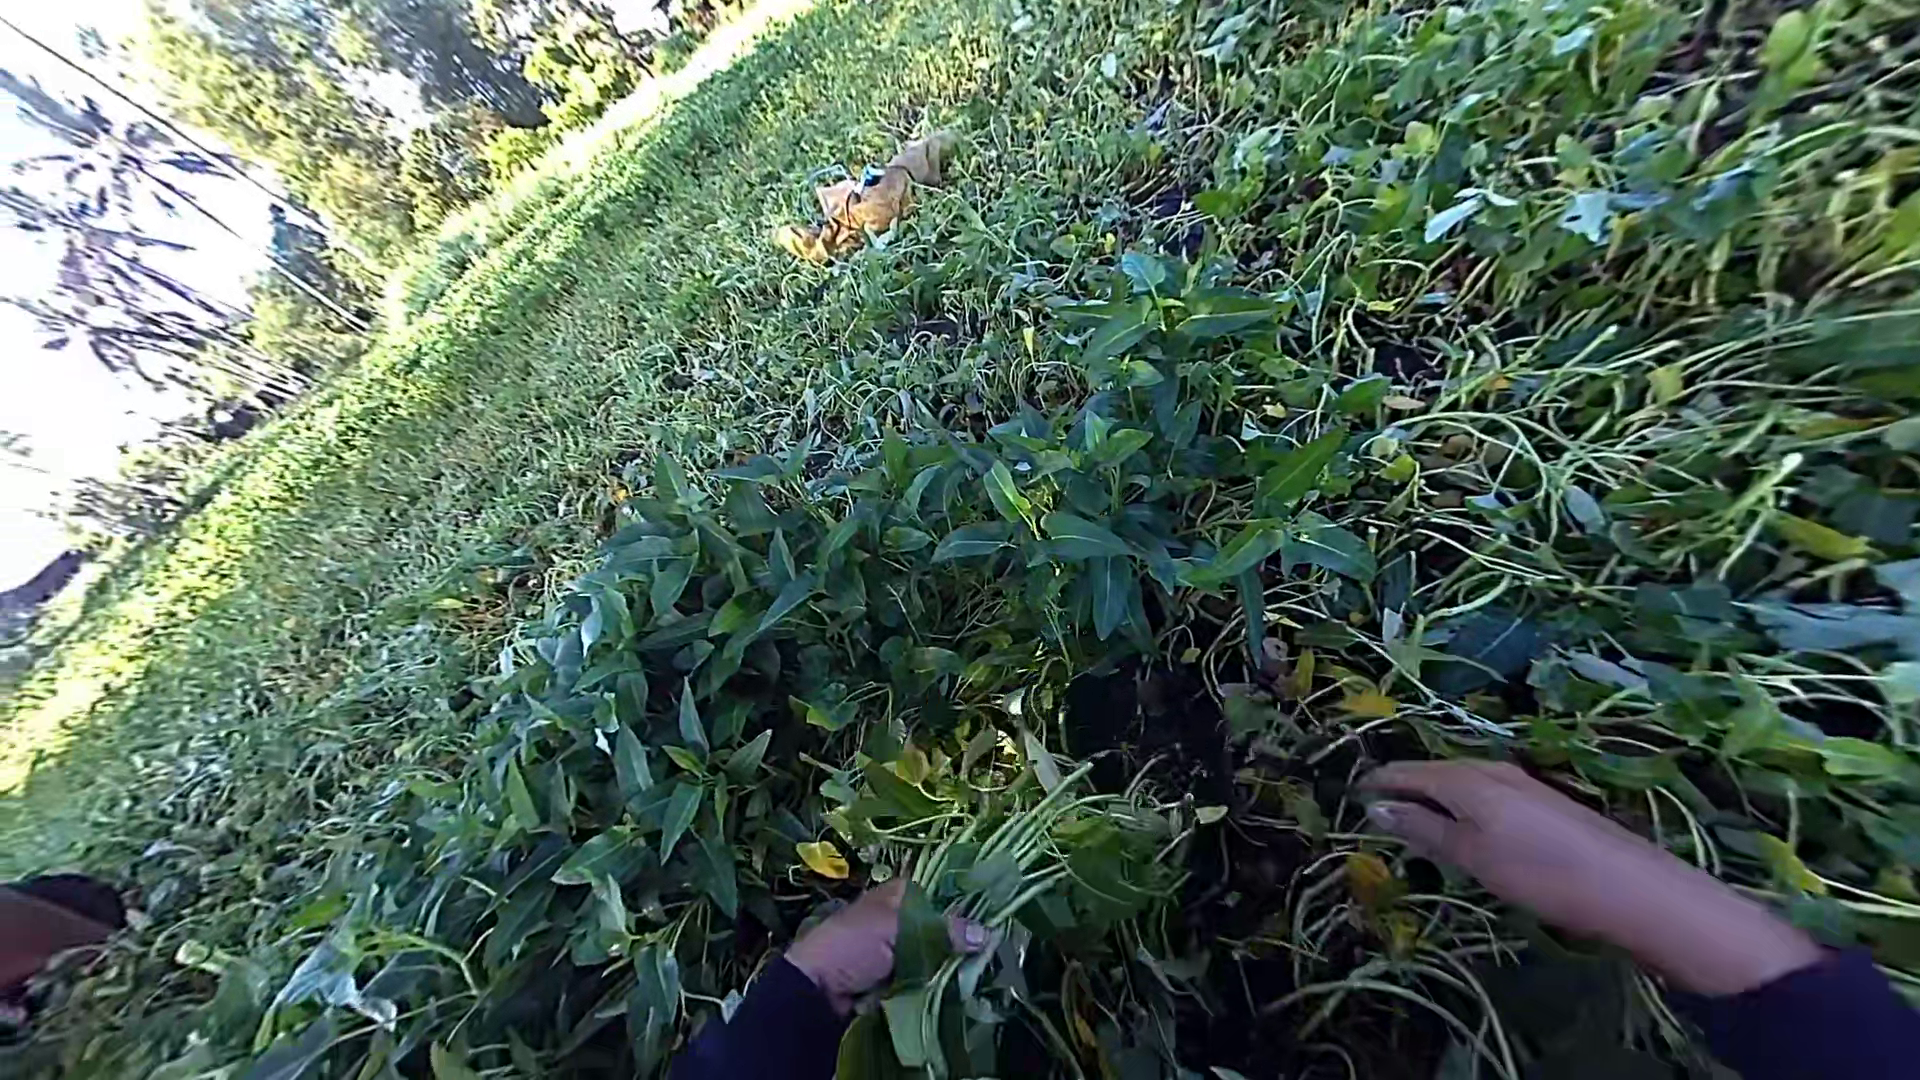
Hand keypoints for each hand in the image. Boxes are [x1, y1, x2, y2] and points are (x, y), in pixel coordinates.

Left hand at [784, 879, 988, 1013]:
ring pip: (938, 953)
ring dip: (953, 964)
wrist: (817, 990)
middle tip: (992, 951)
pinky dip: (939, 982)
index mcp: (903, 893)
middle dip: (963, 939)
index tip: (994, 919)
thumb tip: (987, 932)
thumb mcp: (897, 929)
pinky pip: (927, 977)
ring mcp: (902, 949)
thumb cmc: (854, 943)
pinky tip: (961, 986)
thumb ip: (941, 930)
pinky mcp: (899, 978)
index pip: (943, 893)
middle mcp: (905, 916)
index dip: (966, 906)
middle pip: (943, 926)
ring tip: (984, 970)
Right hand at [1361, 760, 1824, 996]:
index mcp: (1460, 776)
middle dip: (1401, 791)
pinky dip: (1462, 807)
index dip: (1372, 784)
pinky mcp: (1542, 800)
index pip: (1399, 771)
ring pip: (1456, 783)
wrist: (1649, 896)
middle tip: (1380, 817)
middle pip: (1428, 773)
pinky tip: (1468, 831)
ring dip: (1432, 800)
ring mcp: (1519, 781)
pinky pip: (1483, 793)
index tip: (1349, 798)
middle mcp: (1486, 768)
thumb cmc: (1543, 873)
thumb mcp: (1470, 854)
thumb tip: (1372, 806)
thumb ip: (1420, 826)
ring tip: (1418, 826)